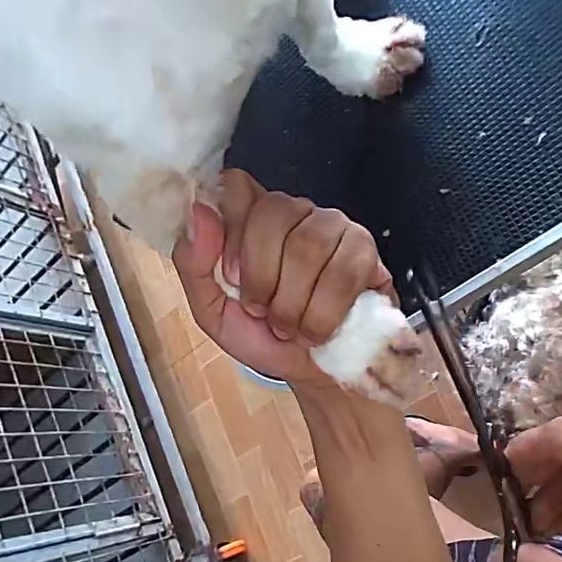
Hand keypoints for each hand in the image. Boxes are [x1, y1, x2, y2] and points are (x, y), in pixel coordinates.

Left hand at [171, 169, 393, 387]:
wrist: (312, 375)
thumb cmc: (265, 338)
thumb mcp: (213, 310)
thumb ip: (193, 262)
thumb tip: (199, 209)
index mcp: (253, 216)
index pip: (239, 186)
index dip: (234, 233)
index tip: (232, 279)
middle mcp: (297, 212)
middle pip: (276, 214)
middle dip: (264, 278)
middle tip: (265, 314)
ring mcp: (337, 229)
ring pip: (310, 245)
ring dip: (295, 301)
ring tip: (292, 328)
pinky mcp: (368, 254)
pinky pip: (346, 271)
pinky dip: (325, 311)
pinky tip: (320, 330)